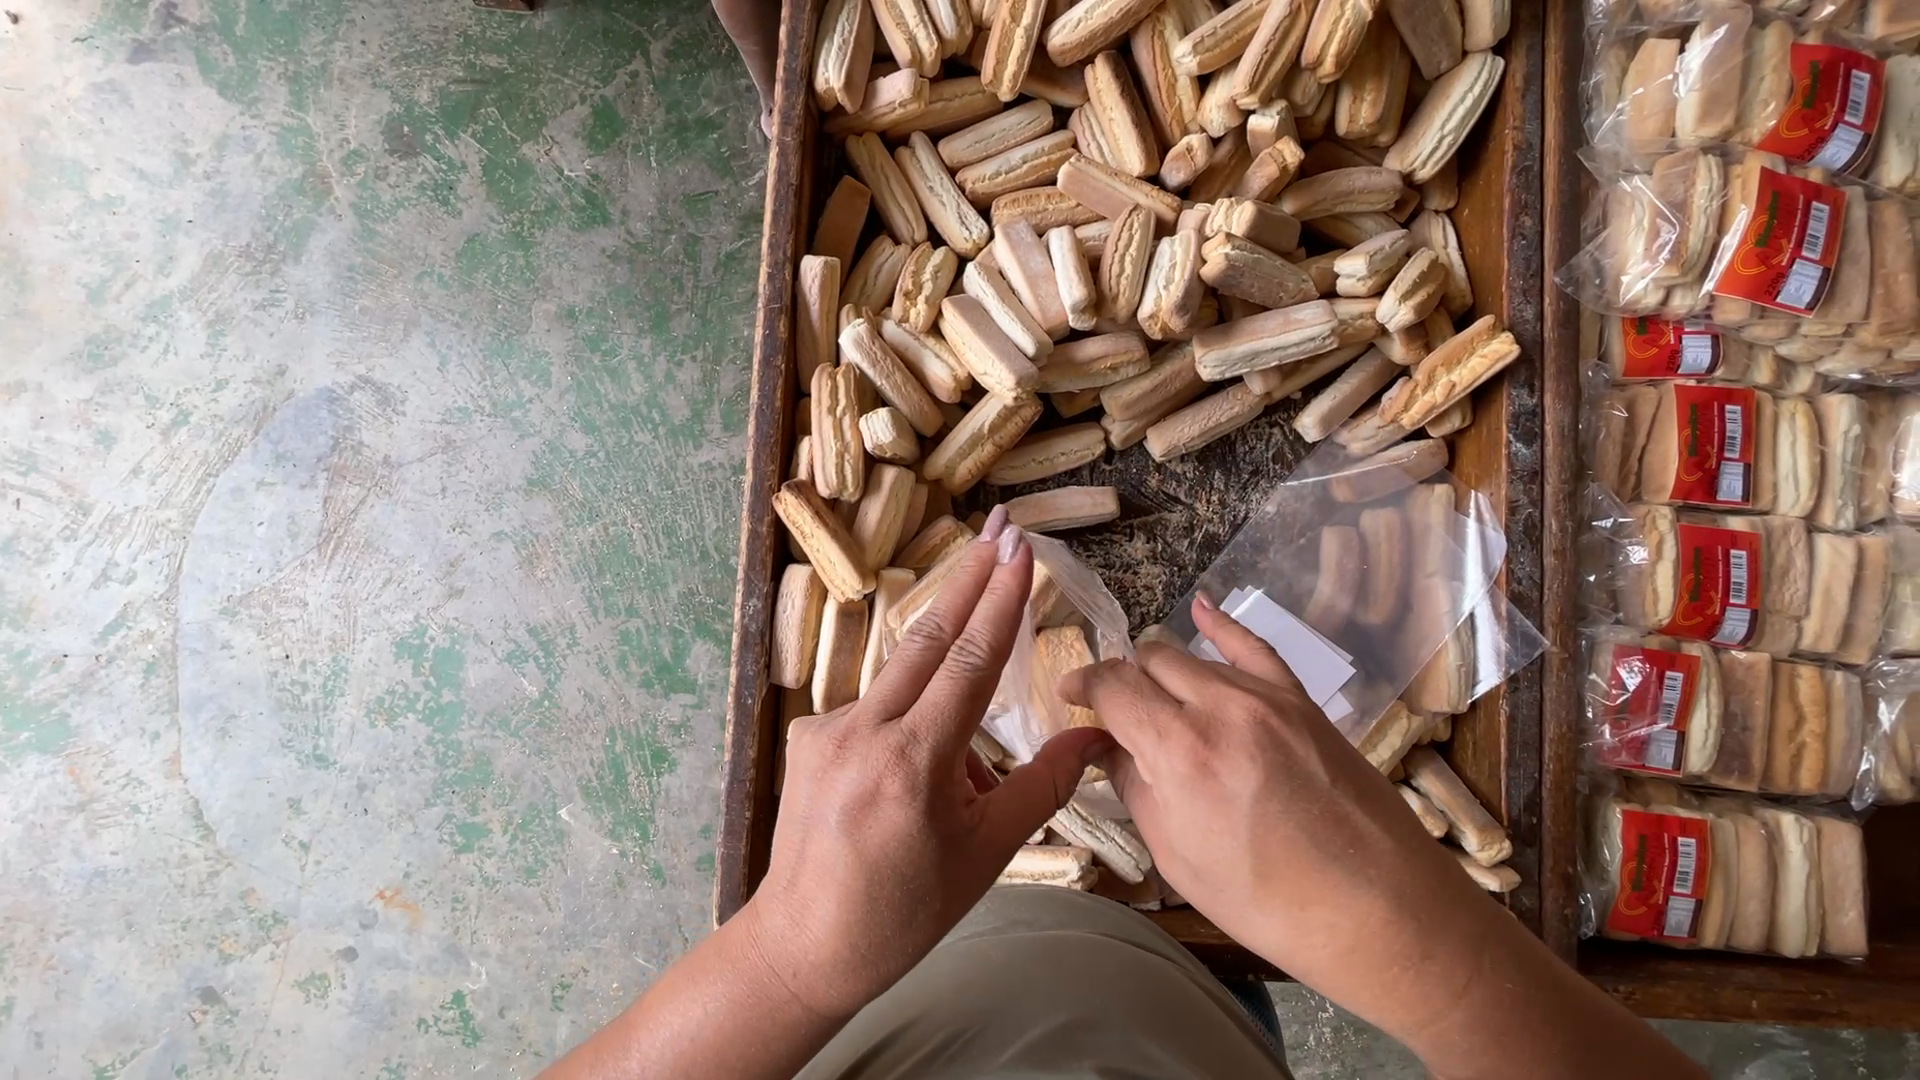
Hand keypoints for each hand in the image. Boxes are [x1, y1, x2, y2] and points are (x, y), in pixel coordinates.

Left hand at [742, 509, 1112, 1020]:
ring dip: (947, 664)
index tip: (1020, 549)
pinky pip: (877, 705)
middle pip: (929, 636)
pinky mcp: (808, 734)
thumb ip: (1043, 785)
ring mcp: (827, 727)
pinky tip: (918, 776)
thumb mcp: (986, 853)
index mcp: (913, 762)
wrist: (803, 944)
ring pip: (904, 675)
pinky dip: (912, 716)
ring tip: (964, 757)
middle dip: (970, 576)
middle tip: (1000, 526)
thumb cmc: (905, 910)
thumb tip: (1094, 736)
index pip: (970, 661)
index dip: (1001, 600)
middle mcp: (864, 730)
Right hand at [1058, 594, 1491, 1000]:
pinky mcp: (1301, 699)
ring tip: (1157, 701)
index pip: (1112, 685)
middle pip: (1148, 661)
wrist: (1381, 912)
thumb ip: (1133, 783)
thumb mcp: (1176, 854)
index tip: (1070, 695)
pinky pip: (1253, 645)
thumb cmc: (1266, 902)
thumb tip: (1107, 745)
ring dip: (1162, 672)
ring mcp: (1266, 696)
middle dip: (1122, 680)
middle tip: (1117, 714)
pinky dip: (1220, 625)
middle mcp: (1219, 707)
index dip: (1082, 684)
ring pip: (1191, 655)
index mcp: (1179, 751)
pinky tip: (1201, 608)